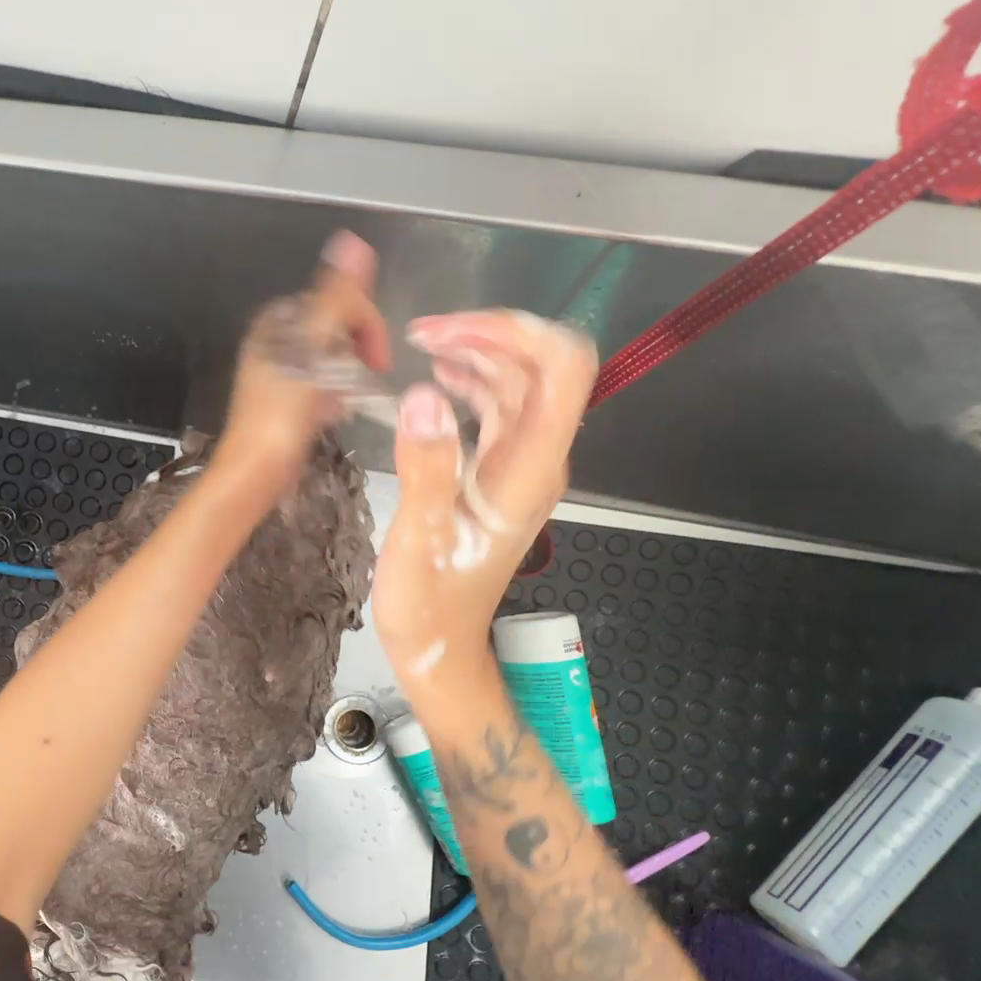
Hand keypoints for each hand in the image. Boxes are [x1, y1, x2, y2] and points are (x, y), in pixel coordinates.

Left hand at [211, 230, 389, 500]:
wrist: (256, 471)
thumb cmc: (281, 413)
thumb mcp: (311, 348)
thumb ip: (335, 298)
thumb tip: (353, 243)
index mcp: (277, 321)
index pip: (337, 300)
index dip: (365, 323)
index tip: (376, 356)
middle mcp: (276, 341)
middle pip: (338, 330)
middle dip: (357, 352)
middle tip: (363, 379)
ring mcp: (281, 371)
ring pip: (334, 360)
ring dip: (348, 378)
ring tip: (341, 401)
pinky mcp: (288, 401)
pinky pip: (324, 387)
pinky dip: (335, 397)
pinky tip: (332, 414)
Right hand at [373, 311, 596, 696]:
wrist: (437, 647)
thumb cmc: (428, 603)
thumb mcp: (420, 537)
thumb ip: (426, 466)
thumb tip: (423, 395)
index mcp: (530, 470)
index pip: (560, 371)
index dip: (515, 334)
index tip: (450, 333)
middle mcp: (536, 460)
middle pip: (542, 368)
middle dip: (490, 336)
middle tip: (423, 335)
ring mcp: (519, 468)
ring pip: (521, 386)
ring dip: (480, 355)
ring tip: (425, 348)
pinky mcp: (496, 476)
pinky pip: (500, 412)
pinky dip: (474, 384)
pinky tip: (440, 380)